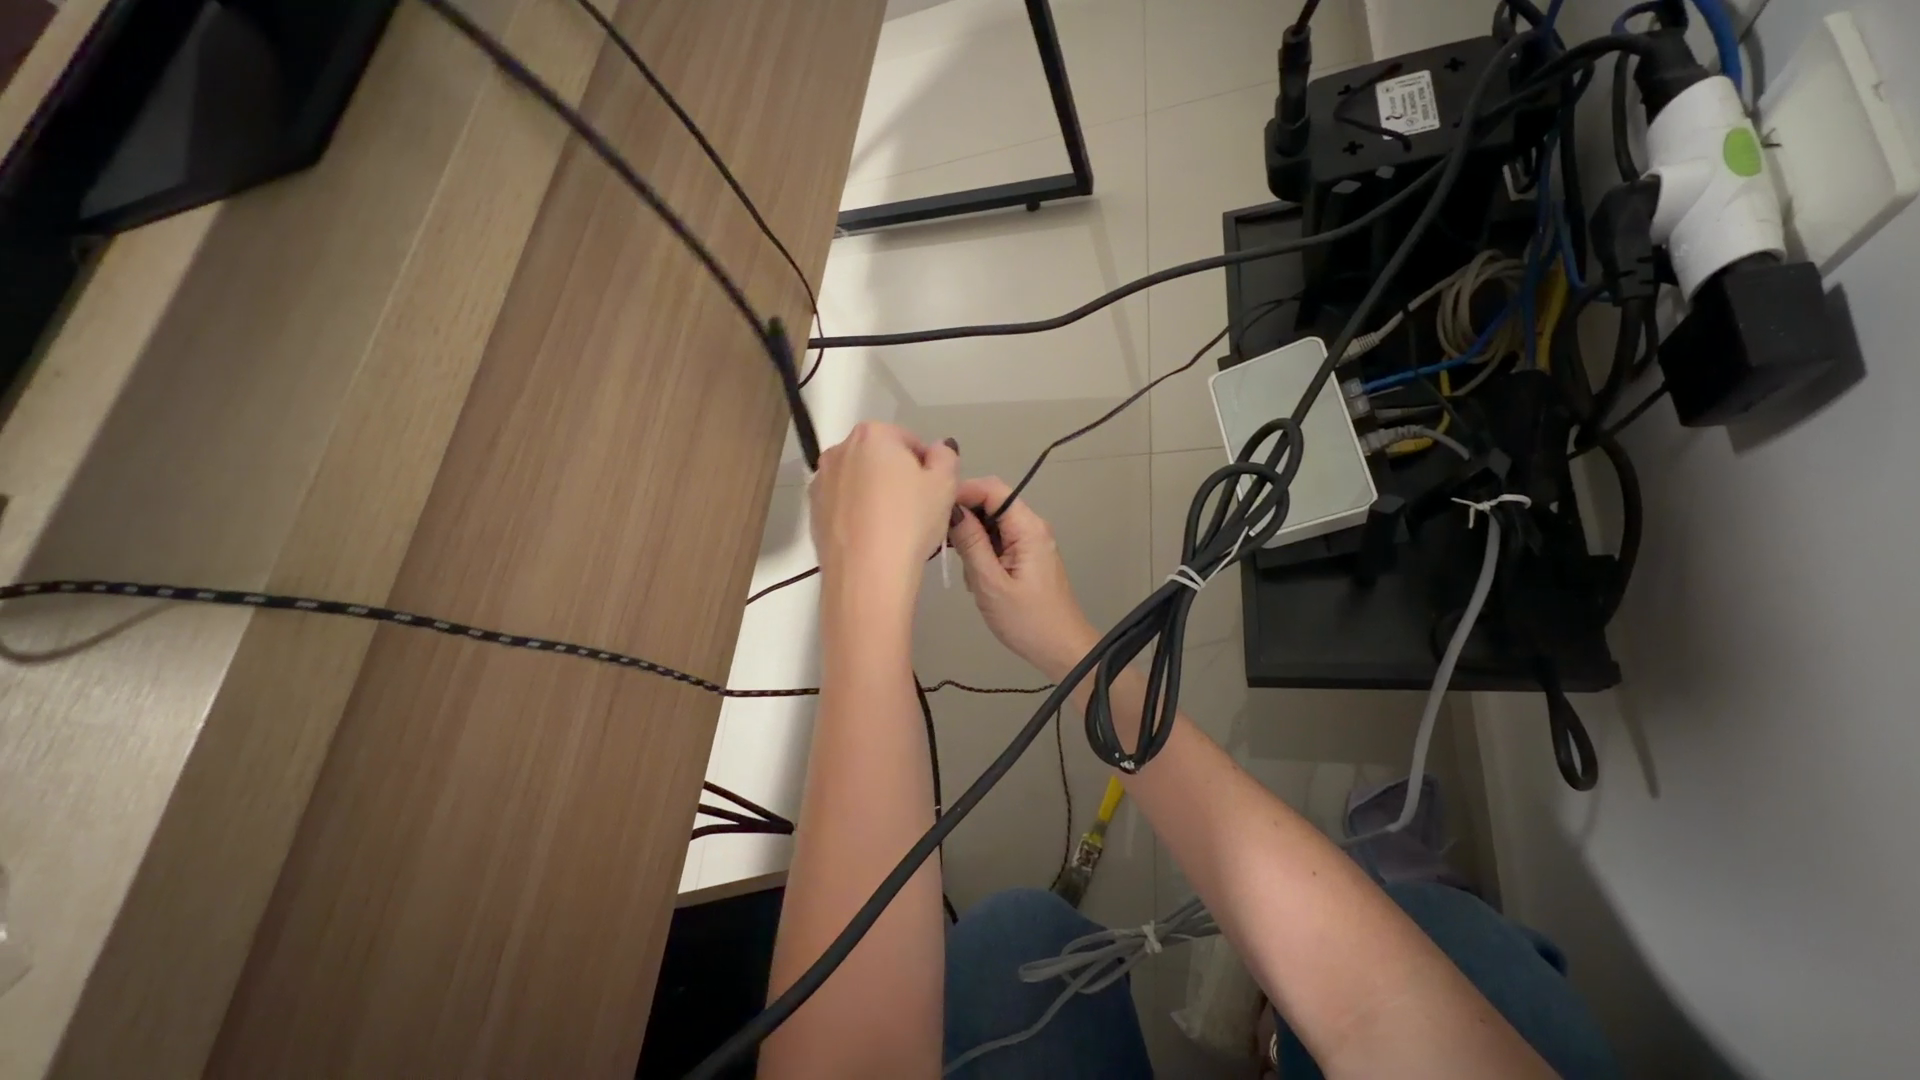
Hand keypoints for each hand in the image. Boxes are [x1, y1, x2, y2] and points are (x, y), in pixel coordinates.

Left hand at [809, 423, 959, 604]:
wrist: (866, 574)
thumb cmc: (910, 521)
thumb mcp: (945, 484)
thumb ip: (945, 456)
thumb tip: (936, 451)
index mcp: (872, 434)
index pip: (908, 440)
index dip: (926, 466)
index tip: (932, 492)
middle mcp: (840, 450)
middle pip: (879, 458)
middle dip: (897, 477)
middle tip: (916, 508)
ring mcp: (821, 481)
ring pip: (859, 481)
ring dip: (875, 494)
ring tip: (892, 526)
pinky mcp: (813, 511)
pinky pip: (844, 504)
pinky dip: (857, 513)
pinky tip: (872, 537)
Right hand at [947, 477, 1098, 680]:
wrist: (1061, 650)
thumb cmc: (1027, 620)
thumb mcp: (990, 583)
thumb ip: (970, 544)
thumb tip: (951, 510)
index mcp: (1028, 527)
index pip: (992, 489)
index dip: (962, 492)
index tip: (935, 510)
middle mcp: (1032, 526)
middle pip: (991, 502)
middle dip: (965, 518)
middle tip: (944, 544)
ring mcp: (1030, 541)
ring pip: (991, 523)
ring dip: (972, 539)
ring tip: (965, 569)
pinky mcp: (1026, 556)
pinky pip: (998, 541)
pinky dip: (982, 552)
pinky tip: (977, 577)